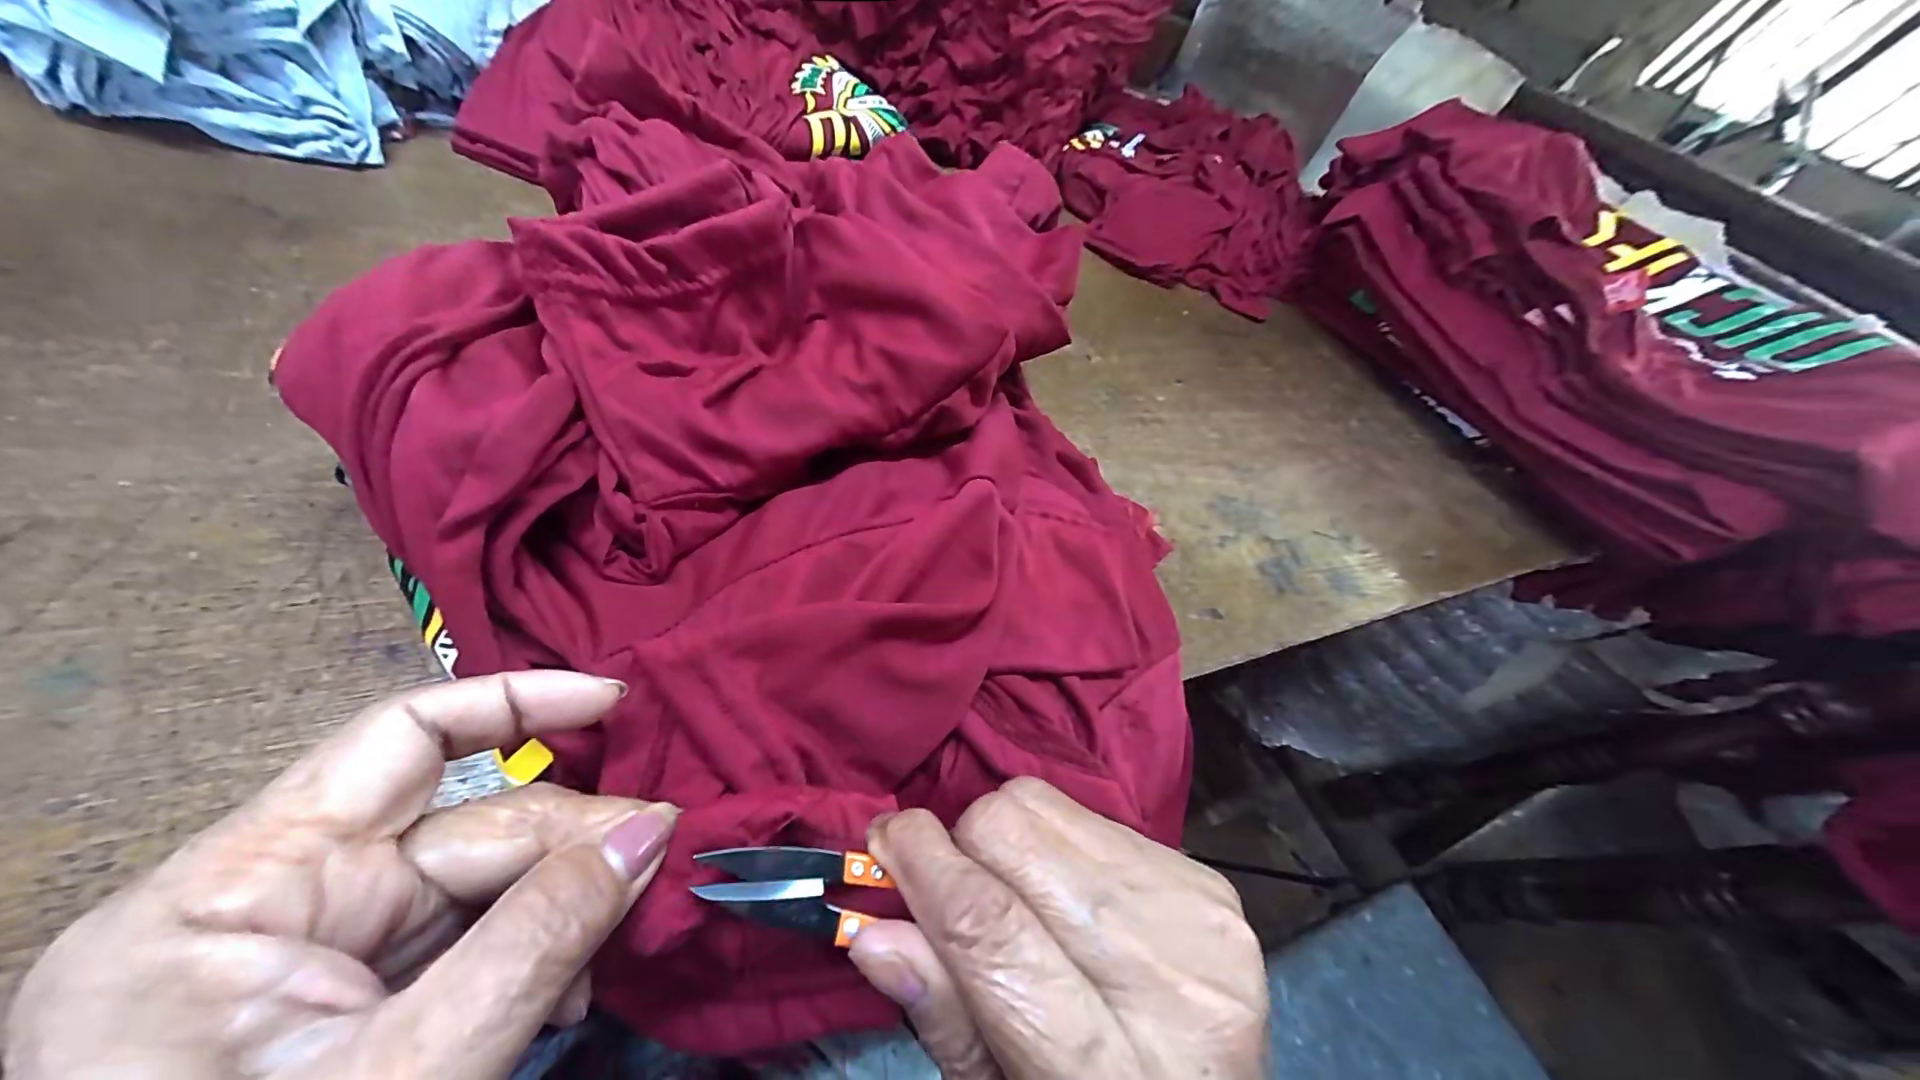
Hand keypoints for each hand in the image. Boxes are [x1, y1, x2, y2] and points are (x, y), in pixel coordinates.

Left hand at [6, 672, 677, 1078]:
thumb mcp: (407, 1073)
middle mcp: (274, 902)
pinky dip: (540, 948)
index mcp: (233, 895)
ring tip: (627, 932)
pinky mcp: (359, 994)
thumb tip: (654, 828)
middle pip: (467, 824)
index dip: (515, 703)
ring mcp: (320, 952)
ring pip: (486, 881)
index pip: (399, 741)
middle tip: (658, 859)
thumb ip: (538, 939)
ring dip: (567, 901)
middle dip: (570, 842)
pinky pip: (477, 934)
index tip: (614, 701)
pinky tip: (576, 986)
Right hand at [846, 778, 1267, 1078]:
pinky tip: (1067, 890)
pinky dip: (1054, 839)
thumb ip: (943, 1012)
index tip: (881, 839)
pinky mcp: (1206, 878)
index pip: (993, 930)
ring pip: (1046, 808)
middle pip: (1017, 838)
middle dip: (963, 845)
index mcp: (1107, 1069)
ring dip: (1008, 836)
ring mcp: (1195, 916)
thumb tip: (872, 930)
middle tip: (955, 883)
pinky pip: (1088, 814)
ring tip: (1017, 889)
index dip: (925, 867)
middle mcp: (1166, 977)